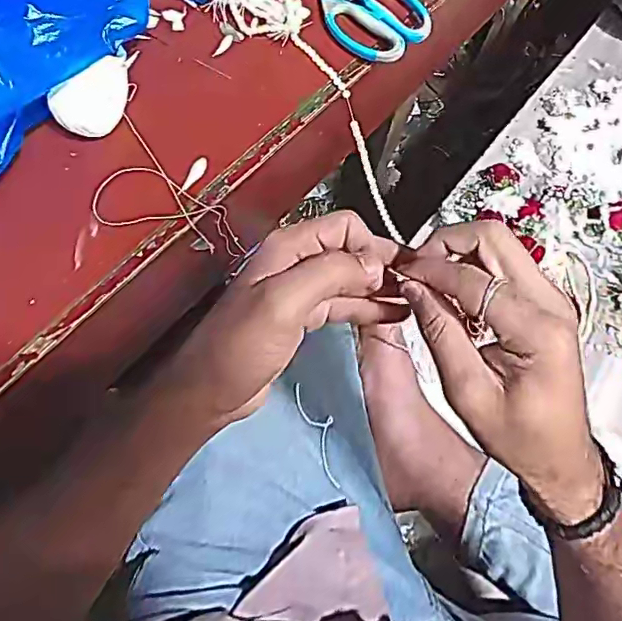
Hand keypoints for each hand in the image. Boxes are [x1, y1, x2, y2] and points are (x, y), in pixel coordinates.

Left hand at [155, 212, 404, 431]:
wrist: (208, 393)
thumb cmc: (238, 346)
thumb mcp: (284, 302)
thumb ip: (330, 273)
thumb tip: (375, 263)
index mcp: (289, 246)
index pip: (345, 227)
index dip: (371, 246)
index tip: (393, 272)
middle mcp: (297, 262)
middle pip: (351, 251)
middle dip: (382, 265)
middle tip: (413, 285)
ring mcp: (301, 290)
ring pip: (351, 278)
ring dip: (380, 287)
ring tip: (411, 301)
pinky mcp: (304, 316)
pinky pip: (343, 302)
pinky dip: (368, 306)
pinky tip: (390, 315)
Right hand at [398, 222, 604, 523]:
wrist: (561, 458)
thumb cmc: (525, 441)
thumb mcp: (469, 394)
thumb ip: (440, 334)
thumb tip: (416, 288)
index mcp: (539, 330)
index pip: (474, 278)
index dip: (431, 270)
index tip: (406, 273)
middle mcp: (552, 304)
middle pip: (494, 236)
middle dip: (448, 242)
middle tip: (418, 265)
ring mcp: (552, 298)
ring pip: (500, 243)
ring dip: (460, 252)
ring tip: (432, 280)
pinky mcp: (545, 300)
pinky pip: (505, 262)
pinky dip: (473, 266)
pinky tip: (455, 295)